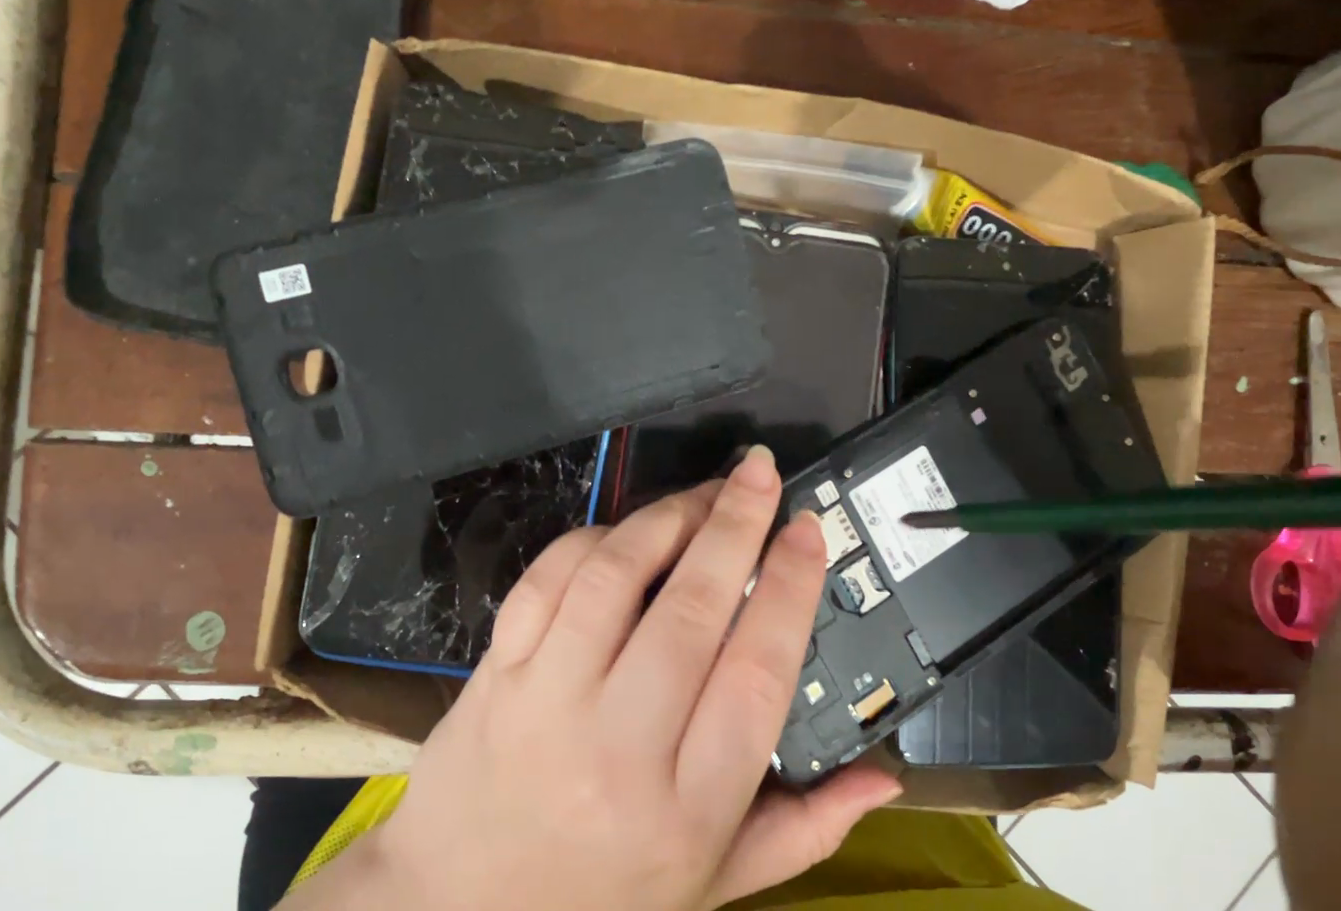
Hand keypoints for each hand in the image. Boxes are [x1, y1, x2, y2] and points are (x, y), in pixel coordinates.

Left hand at [291, 445, 902, 910]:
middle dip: (734, 527)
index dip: (789, 590)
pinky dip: (590, 540)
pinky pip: (545, 581)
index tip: (807, 532)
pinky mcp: (497, 671)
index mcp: (686, 807)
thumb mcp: (713, 884)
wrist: (456, 907)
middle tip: (760, 473)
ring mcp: (546, 701)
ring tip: (703, 492)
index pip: (755, 677)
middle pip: (688, 612)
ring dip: (664, 519)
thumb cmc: (599, 899)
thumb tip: (884, 776)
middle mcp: (617, 748)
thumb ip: (803, 829)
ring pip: (612, 580)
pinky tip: (625, 528)